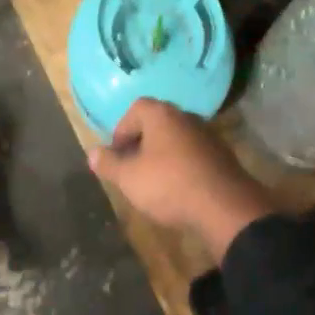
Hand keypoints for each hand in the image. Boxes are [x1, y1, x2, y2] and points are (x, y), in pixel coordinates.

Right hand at [87, 99, 273, 259]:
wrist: (223, 205)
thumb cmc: (169, 184)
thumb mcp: (130, 178)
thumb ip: (108, 164)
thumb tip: (91, 152)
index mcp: (161, 114)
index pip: (135, 109)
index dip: (121, 131)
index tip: (117, 156)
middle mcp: (184, 115)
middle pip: (156, 122)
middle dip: (141, 142)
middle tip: (132, 168)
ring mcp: (205, 133)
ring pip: (175, 138)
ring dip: (162, 154)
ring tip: (153, 181)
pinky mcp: (220, 154)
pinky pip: (192, 153)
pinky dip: (181, 164)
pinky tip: (178, 187)